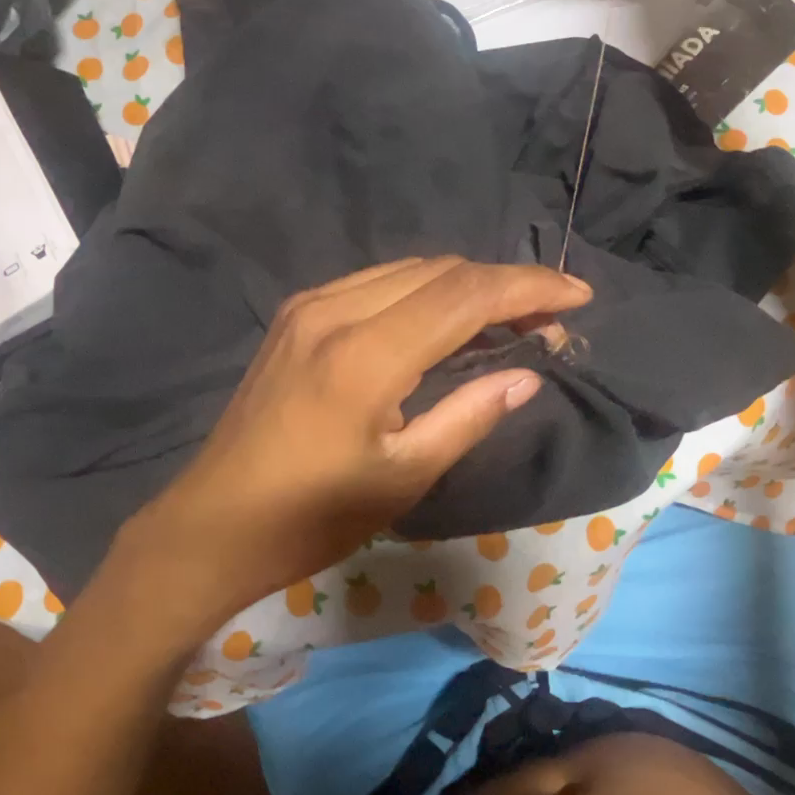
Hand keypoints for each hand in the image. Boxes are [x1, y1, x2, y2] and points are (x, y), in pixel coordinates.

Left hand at [137, 257, 592, 613]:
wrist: (214, 524)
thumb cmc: (314, 516)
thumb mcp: (405, 475)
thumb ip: (470, 415)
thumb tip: (528, 374)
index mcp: (365, 354)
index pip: (467, 294)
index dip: (530, 286)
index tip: (579, 295)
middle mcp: (336, 310)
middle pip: (443, 271)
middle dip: (506, 284)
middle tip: (552, 318)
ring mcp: (311, 306)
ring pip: (412, 269)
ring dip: (468, 285)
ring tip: (512, 318)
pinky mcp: (298, 314)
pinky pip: (380, 282)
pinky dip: (427, 291)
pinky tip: (449, 320)